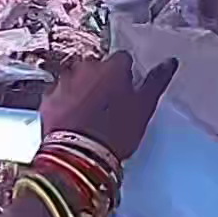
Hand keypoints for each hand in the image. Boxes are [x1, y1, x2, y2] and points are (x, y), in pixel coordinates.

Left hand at [40, 51, 178, 159]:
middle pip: (98, 67)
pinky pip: (59, 95)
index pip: (123, 59)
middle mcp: (87, 67)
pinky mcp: (47, 99)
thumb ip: (157, 80)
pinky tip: (73, 119)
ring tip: (90, 114)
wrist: (78, 157)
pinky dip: (65, 102)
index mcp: (113, 66)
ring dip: (83, 90)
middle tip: (110, 104)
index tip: (128, 91)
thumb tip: (170, 61)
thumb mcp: (145, 107)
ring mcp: (64, 82)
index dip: (126, 75)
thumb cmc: (115, 131)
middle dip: (102, 80)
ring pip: (77, 79)